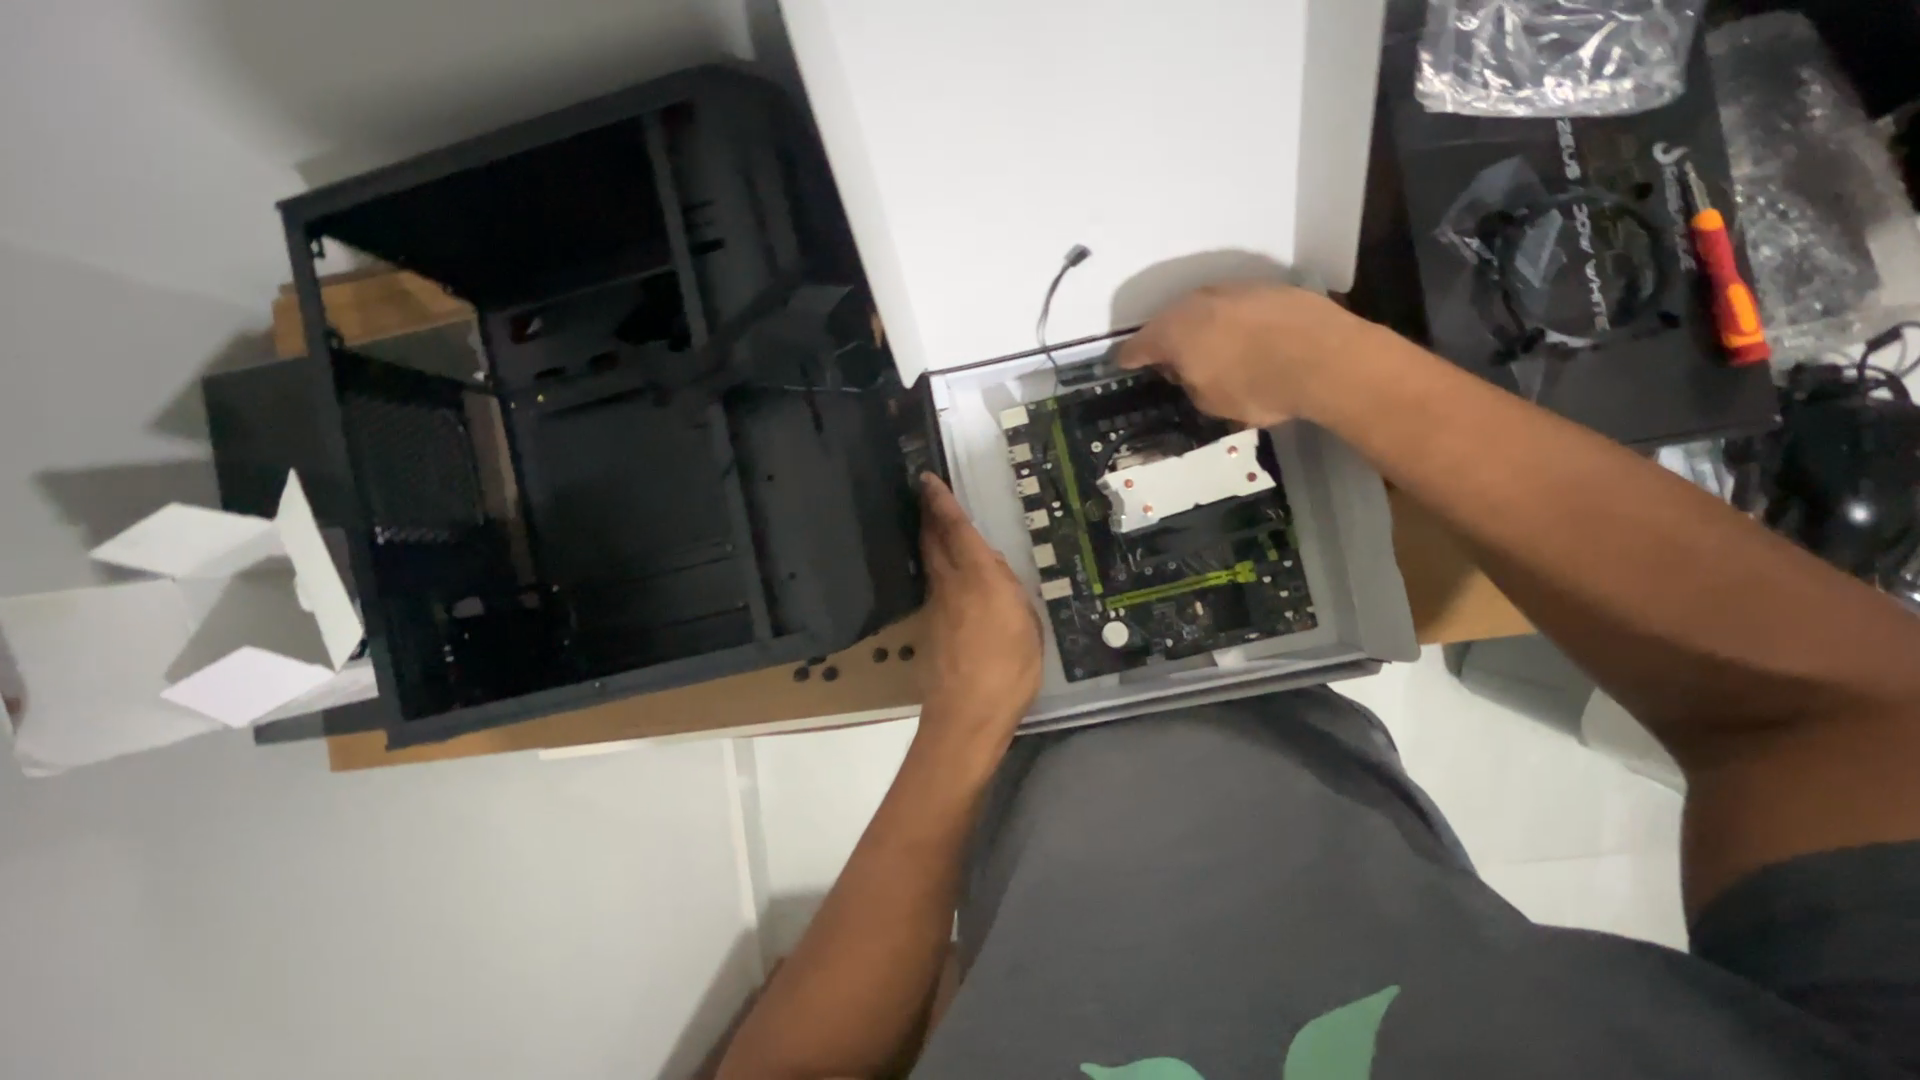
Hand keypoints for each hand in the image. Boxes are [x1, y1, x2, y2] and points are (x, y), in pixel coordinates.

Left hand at [916, 474, 1043, 747]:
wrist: (967, 713)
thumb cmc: (1009, 668)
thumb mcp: (1027, 623)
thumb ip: (1010, 590)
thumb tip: (994, 568)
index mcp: (979, 577)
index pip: (954, 528)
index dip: (940, 501)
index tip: (927, 479)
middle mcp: (951, 584)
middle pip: (931, 540)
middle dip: (927, 515)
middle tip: (925, 495)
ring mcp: (936, 607)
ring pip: (929, 562)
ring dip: (929, 539)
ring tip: (933, 526)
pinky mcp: (930, 628)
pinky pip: (934, 586)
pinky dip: (936, 569)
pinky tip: (946, 575)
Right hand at [1117, 284, 1377, 427]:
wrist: (1326, 358)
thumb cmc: (1257, 387)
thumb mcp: (1212, 403)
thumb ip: (1190, 385)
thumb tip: (1189, 373)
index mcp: (1173, 332)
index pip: (1136, 346)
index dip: (1129, 360)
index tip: (1124, 366)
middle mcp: (1196, 302)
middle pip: (1169, 321)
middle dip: (1167, 341)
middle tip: (1172, 363)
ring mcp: (1233, 289)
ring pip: (1204, 310)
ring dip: (1202, 328)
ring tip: (1212, 351)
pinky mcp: (1268, 287)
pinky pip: (1237, 307)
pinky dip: (1234, 322)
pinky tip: (1247, 341)